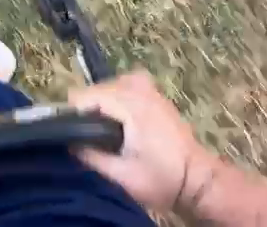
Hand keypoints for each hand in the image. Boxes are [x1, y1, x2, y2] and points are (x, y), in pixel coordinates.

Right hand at [69, 71, 217, 214]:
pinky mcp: (150, 88)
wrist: (199, 181)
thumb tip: (67, 142)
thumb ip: (91, 156)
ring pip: (104, 87)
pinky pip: (119, 86)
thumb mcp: (123, 176)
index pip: (82, 96)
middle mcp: (134, 84)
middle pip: (92, 90)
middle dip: (89, 113)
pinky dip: (115, 101)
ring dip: (102, 108)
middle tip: (99, 141)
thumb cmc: (162, 179)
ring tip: (112, 134)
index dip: (75, 117)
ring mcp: (144, 83)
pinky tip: (123, 121)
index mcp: (127, 102)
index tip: (78, 137)